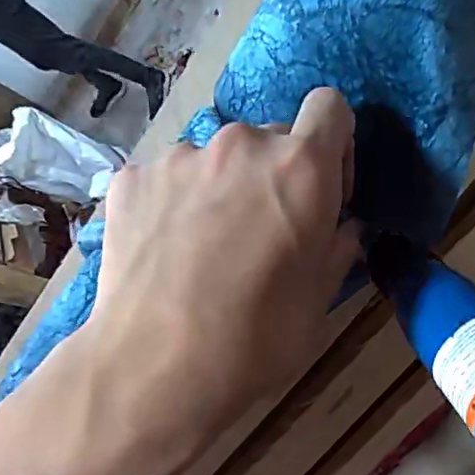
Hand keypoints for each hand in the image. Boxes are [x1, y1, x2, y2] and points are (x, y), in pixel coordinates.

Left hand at [84, 87, 360, 459]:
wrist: (156, 368)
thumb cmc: (256, 340)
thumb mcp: (318, 301)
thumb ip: (337, 247)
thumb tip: (342, 226)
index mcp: (301, 168)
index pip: (330, 106)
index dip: (335, 145)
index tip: (326, 192)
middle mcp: (242, 145)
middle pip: (272, 137)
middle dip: (277, 175)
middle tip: (264, 233)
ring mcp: (180, 156)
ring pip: (217, 158)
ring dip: (224, 188)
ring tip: (207, 248)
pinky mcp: (132, 177)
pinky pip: (170, 177)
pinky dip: (177, 202)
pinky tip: (167, 251)